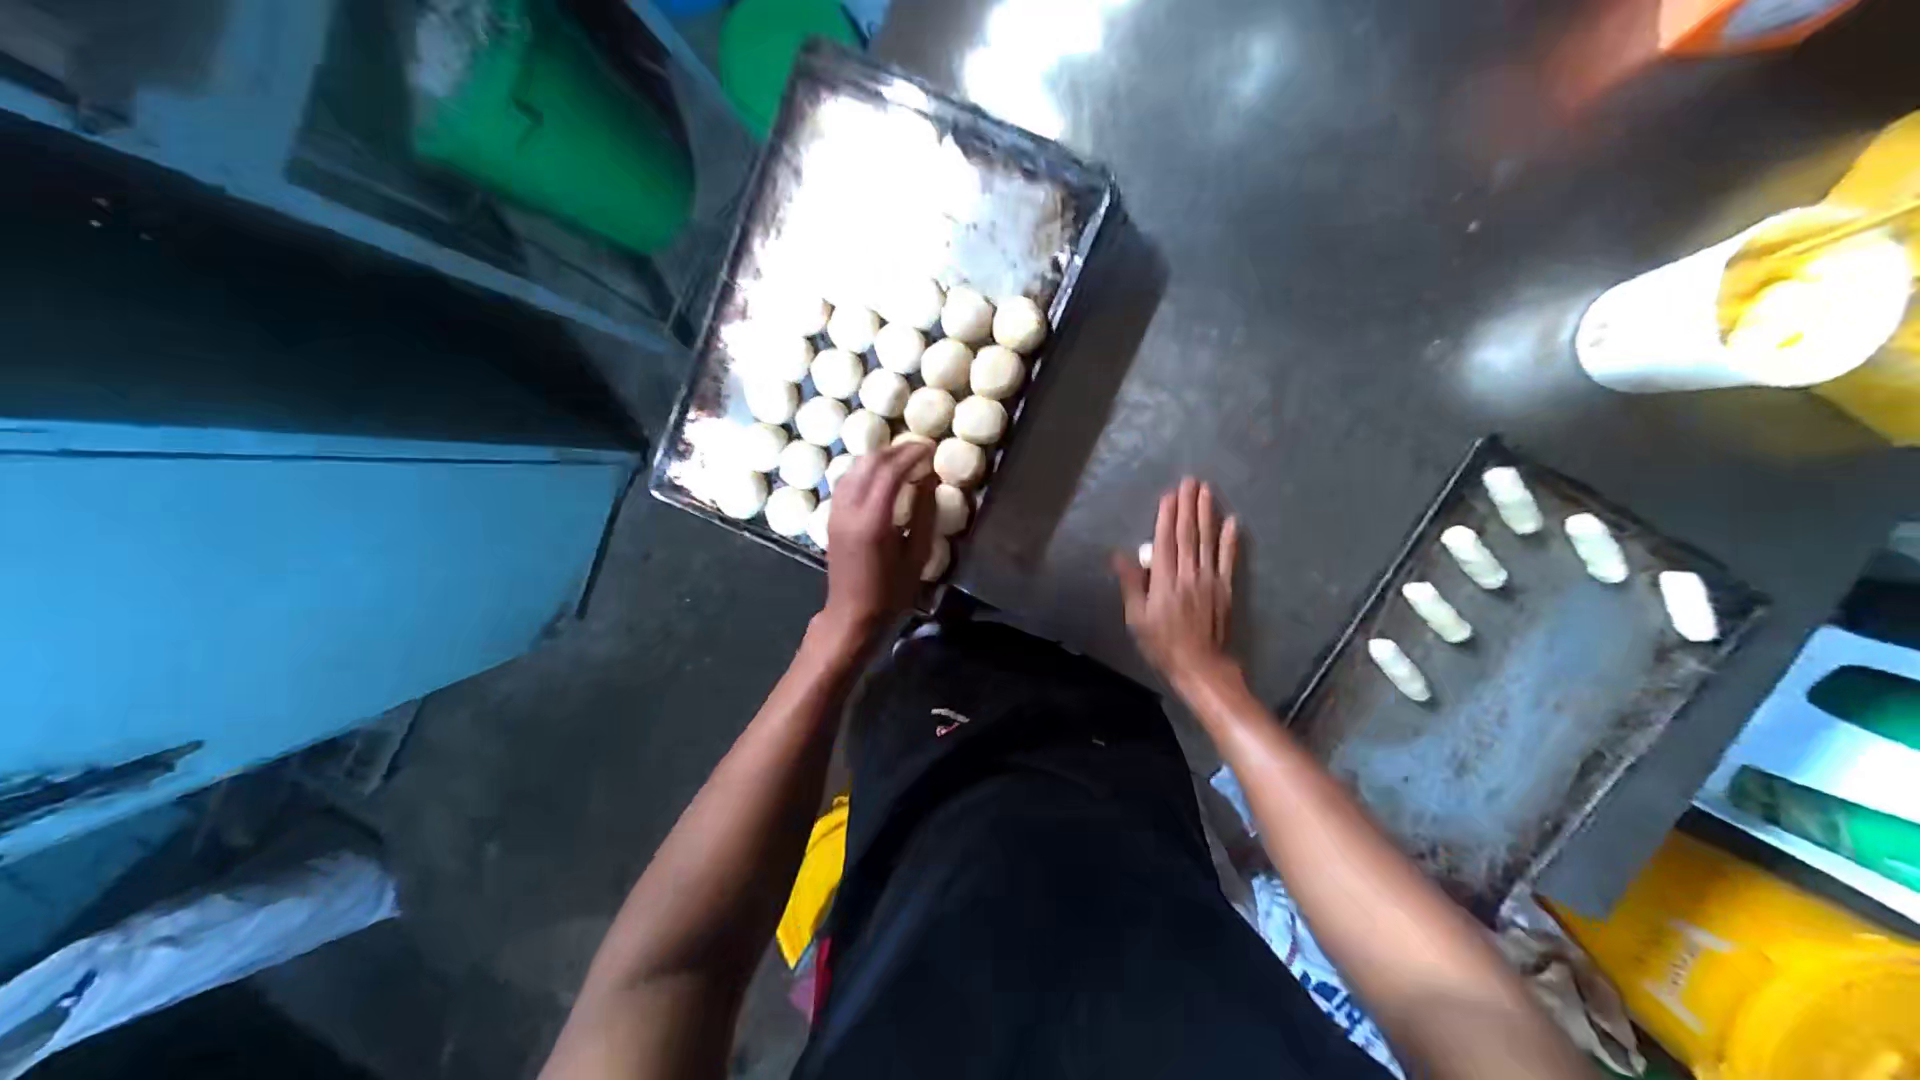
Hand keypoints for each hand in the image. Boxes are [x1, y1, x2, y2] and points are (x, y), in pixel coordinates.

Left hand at [820, 442, 935, 638]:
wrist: (852, 614)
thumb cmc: (890, 593)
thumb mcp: (918, 556)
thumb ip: (925, 515)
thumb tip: (929, 480)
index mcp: (873, 522)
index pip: (890, 472)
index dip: (911, 454)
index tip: (931, 447)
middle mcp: (849, 510)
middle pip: (870, 463)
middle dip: (896, 451)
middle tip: (920, 449)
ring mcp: (835, 511)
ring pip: (855, 467)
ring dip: (879, 457)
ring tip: (904, 458)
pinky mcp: (830, 515)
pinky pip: (846, 480)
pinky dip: (865, 469)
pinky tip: (881, 474)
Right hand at [1114, 477, 1240, 686]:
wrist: (1201, 666)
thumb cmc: (1162, 644)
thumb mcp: (1137, 618)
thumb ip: (1132, 585)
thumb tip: (1120, 555)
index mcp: (1164, 581)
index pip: (1165, 541)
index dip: (1166, 516)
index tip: (1168, 495)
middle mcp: (1188, 574)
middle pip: (1188, 534)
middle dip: (1188, 506)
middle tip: (1190, 481)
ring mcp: (1210, 580)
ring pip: (1207, 540)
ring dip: (1207, 514)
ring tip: (1206, 491)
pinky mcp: (1225, 588)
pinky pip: (1228, 559)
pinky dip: (1230, 539)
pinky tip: (1232, 521)